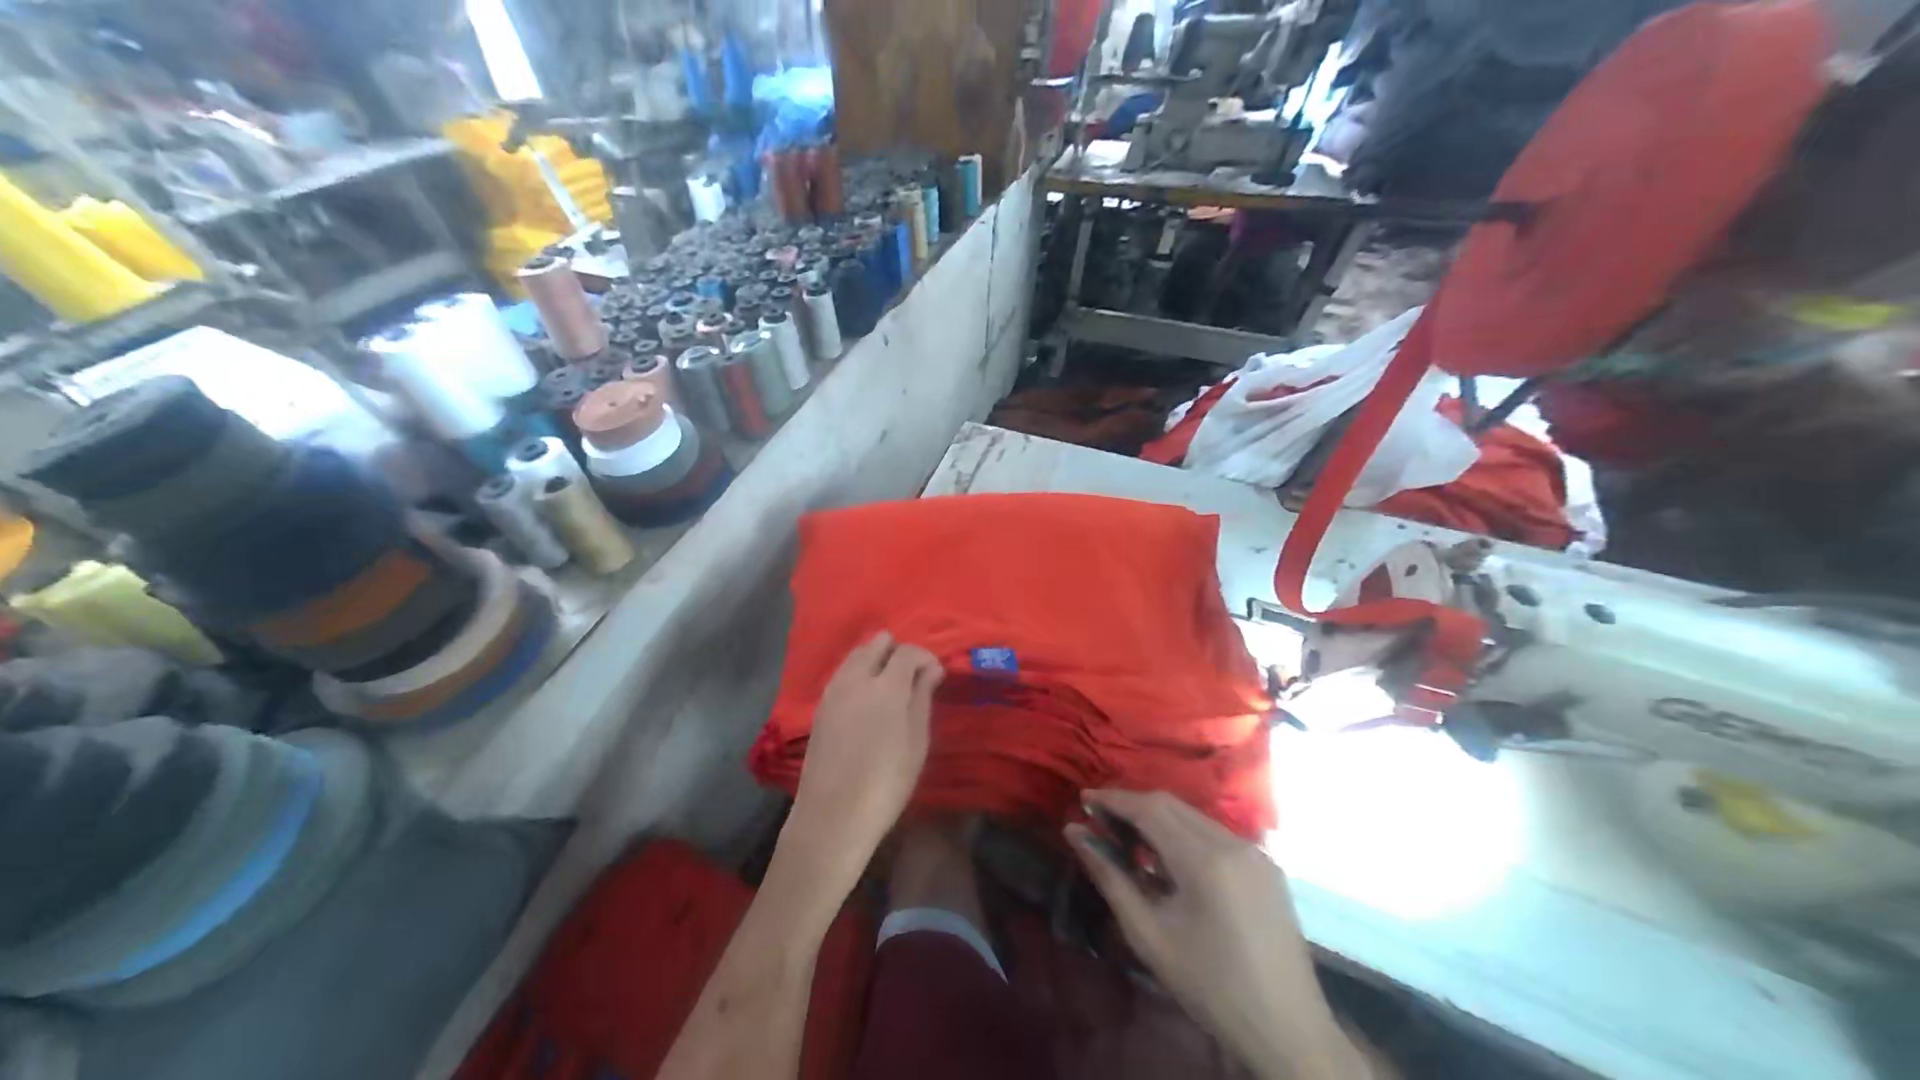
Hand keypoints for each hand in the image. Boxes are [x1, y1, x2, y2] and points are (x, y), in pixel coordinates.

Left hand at [786, 632, 943, 879]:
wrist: (833, 815)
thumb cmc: (886, 782)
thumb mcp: (917, 742)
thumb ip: (922, 698)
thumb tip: (931, 669)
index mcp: (886, 686)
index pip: (908, 651)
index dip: (925, 657)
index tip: (936, 676)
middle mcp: (856, 679)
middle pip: (876, 644)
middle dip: (897, 651)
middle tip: (912, 677)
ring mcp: (833, 691)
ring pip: (856, 655)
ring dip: (876, 659)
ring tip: (891, 685)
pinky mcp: (820, 707)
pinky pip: (843, 674)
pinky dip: (859, 673)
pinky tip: (868, 698)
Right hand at [1066, 790, 1371, 1079]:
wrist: (1287, 1030)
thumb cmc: (1209, 987)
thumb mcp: (1148, 935)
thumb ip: (1110, 876)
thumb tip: (1074, 832)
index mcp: (1206, 860)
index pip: (1150, 809)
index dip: (1114, 799)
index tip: (1083, 799)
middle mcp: (1234, 844)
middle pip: (1173, 805)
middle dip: (1133, 804)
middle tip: (1100, 817)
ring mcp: (1256, 853)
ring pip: (1195, 817)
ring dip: (1159, 818)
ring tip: (1129, 837)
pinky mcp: (1267, 867)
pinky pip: (1216, 834)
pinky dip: (1185, 834)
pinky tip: (1169, 859)